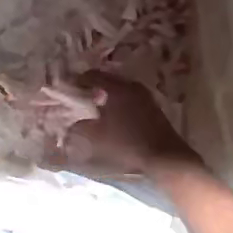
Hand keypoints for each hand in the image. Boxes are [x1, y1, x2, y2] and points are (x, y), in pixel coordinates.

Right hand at [53, 71, 198, 176]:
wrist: (164, 156)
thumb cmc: (127, 144)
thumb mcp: (96, 138)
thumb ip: (79, 128)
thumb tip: (70, 124)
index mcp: (117, 88)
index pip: (92, 75)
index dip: (77, 82)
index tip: (67, 90)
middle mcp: (131, 86)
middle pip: (106, 80)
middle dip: (91, 88)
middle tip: (79, 99)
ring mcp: (144, 95)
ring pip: (119, 89)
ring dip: (105, 95)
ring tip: (94, 108)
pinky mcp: (152, 107)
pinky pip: (129, 97)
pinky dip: (118, 102)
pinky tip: (113, 117)